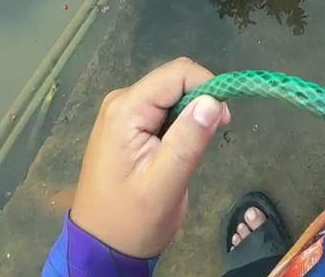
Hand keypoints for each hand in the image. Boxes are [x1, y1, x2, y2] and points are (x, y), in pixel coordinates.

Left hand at [69, 57, 231, 257]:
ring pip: (173, 93)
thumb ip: (188, 140)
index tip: (223, 120)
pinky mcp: (129, 124)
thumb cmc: (131, 222)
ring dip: (190, 115)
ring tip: (191, 152)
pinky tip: (177, 151)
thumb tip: (213, 100)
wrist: (101, 251)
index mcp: (126, 109)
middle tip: (210, 139)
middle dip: (200, 102)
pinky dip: (180, 124)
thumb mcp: (164, 185)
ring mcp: (124, 112)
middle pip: (176, 80)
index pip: (178, 73)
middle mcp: (123, 101)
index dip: (208, 87)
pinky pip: (164, 108)